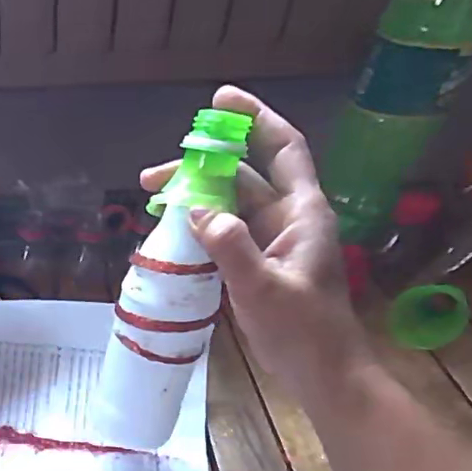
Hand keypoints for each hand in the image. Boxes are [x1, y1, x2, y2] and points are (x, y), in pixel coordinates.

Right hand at [141, 85, 368, 399]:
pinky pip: (223, 235)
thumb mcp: (263, 288)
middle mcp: (287, 219)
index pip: (282, 150)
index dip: (255, 120)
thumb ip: (231, 247)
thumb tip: (196, 210)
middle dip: (201, 169)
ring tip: (153, 203)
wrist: (320, 370)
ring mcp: (270, 243)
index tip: (222, 101)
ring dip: (194, 200)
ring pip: (229, 207)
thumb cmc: (302, 329)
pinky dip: (197, 229)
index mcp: (302, 213)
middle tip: (152, 177)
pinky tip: (171, 234)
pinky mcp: (256, 265)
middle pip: (244, 178)